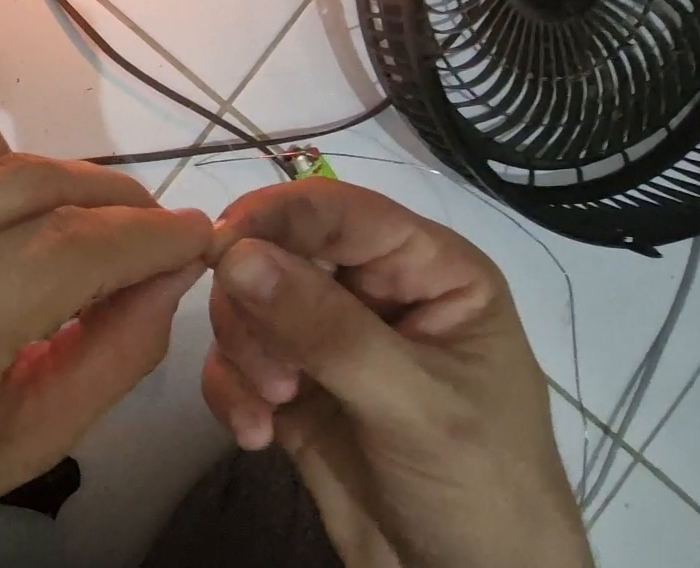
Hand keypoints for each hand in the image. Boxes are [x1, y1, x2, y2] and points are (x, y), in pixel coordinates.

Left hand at [0, 120, 210, 564]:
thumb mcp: (31, 441)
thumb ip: (117, 350)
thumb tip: (175, 264)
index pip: (62, 252)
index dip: (143, 236)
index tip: (195, 233)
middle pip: (28, 185)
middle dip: (110, 198)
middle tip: (150, 224)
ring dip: (49, 179)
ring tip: (69, 226)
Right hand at [202, 179, 589, 567]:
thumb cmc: (479, 489)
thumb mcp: (415, 406)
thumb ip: (325, 327)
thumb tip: (234, 253)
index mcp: (425, 268)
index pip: (335, 209)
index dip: (274, 216)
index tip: (219, 250)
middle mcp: (368, 285)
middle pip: (275, 247)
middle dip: (255, 305)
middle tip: (269, 371)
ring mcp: (323, 330)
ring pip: (244, 296)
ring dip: (244, 352)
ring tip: (273, 407)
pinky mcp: (288, 374)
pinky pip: (232, 352)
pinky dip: (230, 387)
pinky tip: (257, 434)